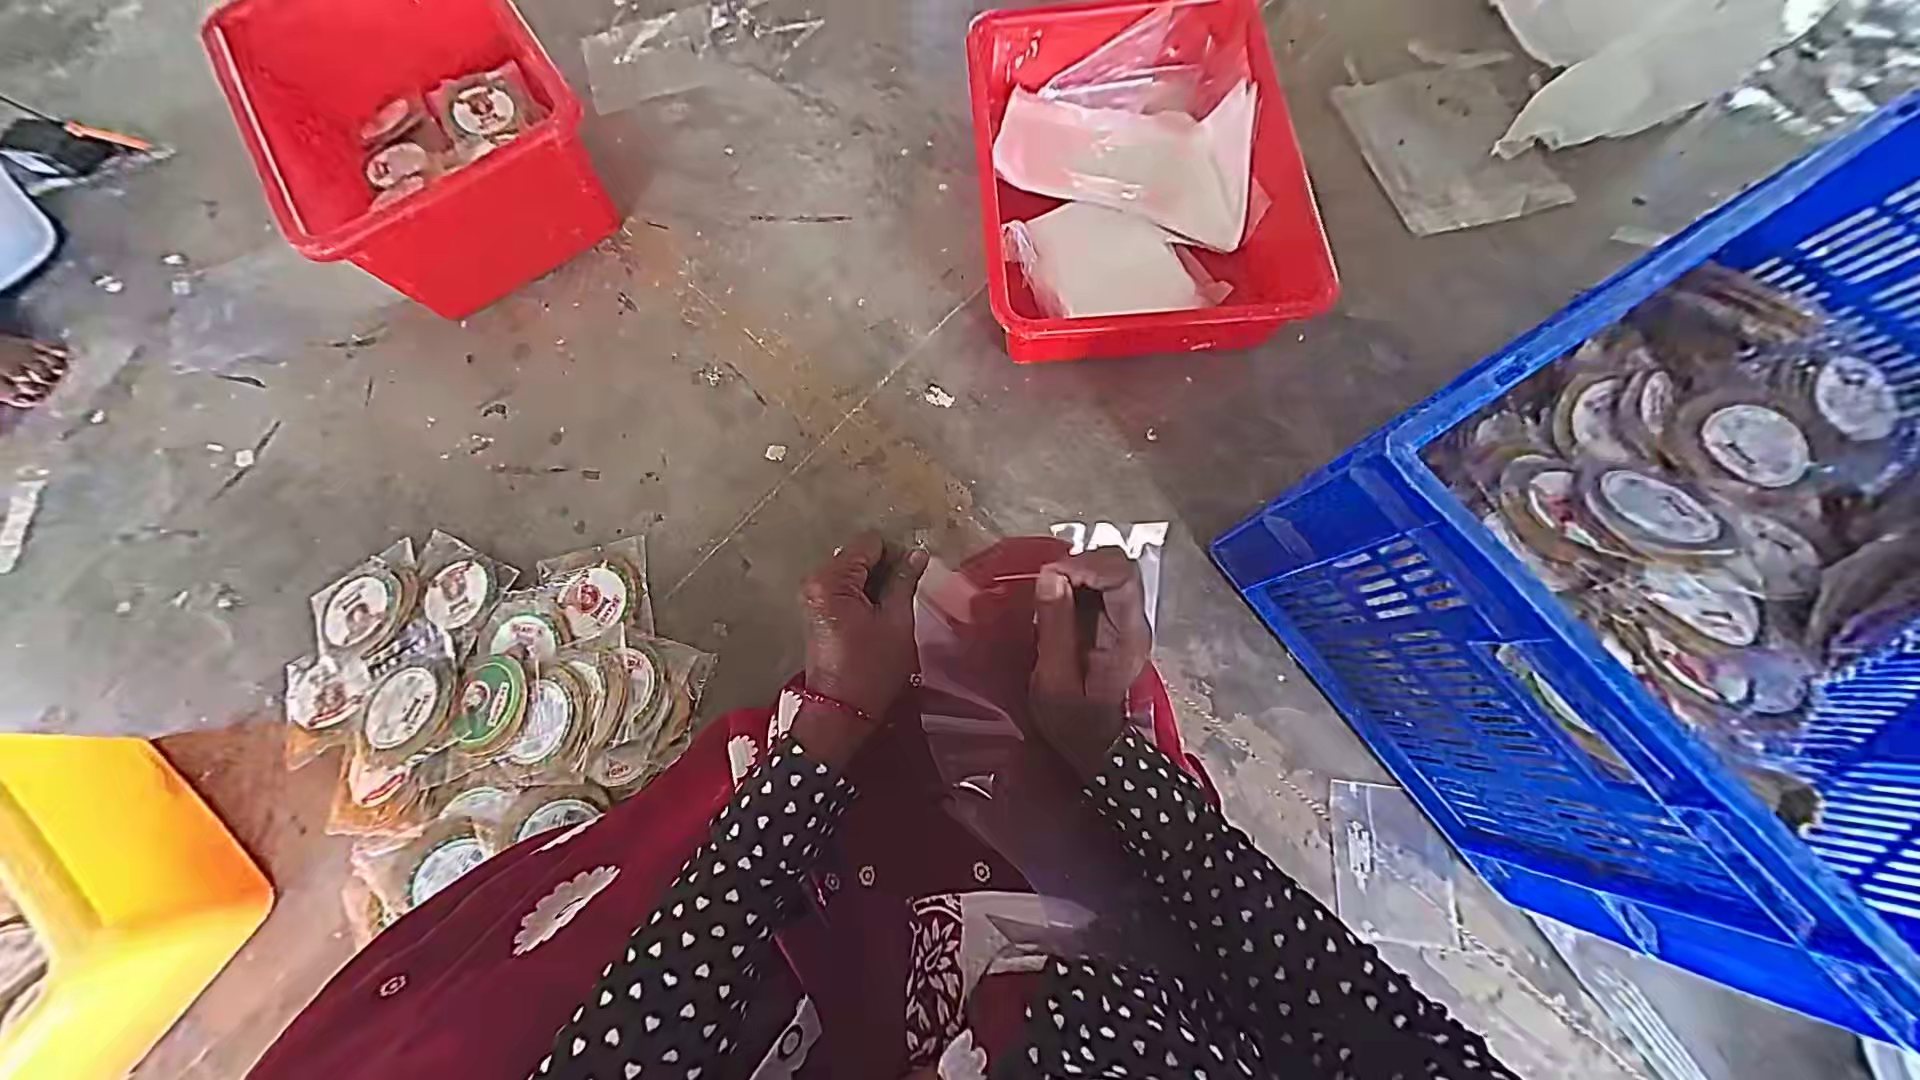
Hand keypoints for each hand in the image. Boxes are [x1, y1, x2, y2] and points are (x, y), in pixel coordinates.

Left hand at [800, 532, 928, 720]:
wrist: (841, 711)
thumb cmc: (871, 669)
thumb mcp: (896, 621)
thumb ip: (905, 581)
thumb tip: (916, 554)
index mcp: (832, 581)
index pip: (869, 543)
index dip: (895, 554)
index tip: (912, 575)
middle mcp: (815, 583)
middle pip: (858, 556)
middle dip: (884, 568)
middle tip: (905, 592)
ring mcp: (813, 597)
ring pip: (853, 572)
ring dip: (875, 583)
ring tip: (892, 607)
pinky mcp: (817, 612)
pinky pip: (845, 588)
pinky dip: (864, 595)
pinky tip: (878, 615)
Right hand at [1030, 549, 1151, 776]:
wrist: (1093, 744)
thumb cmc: (1073, 720)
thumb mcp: (1054, 681)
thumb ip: (1054, 628)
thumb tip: (1050, 577)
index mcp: (1128, 636)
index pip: (1122, 578)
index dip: (1087, 566)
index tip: (1051, 574)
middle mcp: (1134, 620)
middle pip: (1119, 566)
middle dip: (1080, 562)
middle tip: (1045, 578)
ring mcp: (1124, 618)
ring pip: (1108, 569)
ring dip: (1075, 568)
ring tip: (1046, 585)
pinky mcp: (1109, 617)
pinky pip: (1095, 583)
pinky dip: (1072, 578)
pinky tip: (1053, 593)